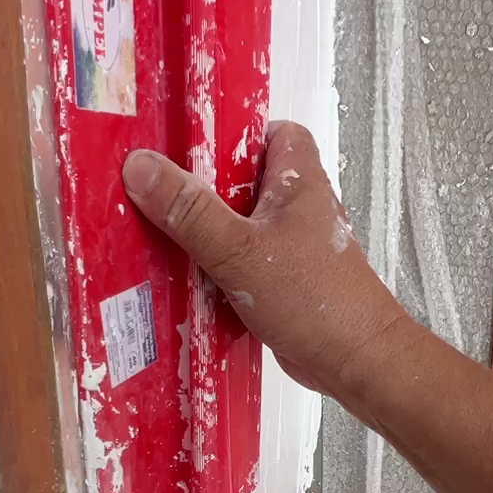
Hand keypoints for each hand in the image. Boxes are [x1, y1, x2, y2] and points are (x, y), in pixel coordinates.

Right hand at [121, 120, 412, 396]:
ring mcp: (290, 249)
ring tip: (157, 234)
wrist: (352, 360)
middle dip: (203, 190)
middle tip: (158, 194)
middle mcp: (297, 209)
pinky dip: (216, 272)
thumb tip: (139, 166)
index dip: (235, 135)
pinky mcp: (282, 284)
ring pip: (238, 228)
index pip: (271, 133)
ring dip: (205, 236)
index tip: (191, 148)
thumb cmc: (311, 297)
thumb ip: (191, 211)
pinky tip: (182, 279)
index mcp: (298, 179)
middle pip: (244, 183)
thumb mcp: (240, 249)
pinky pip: (240, 266)